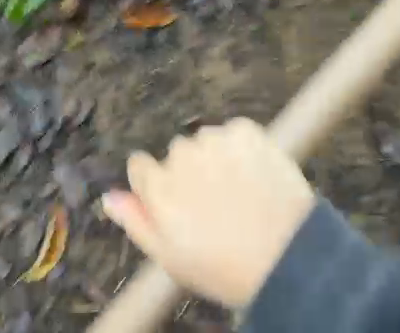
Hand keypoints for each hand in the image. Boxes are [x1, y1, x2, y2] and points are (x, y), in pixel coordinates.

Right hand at [101, 118, 315, 309]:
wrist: (291, 258)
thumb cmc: (225, 268)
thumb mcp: (171, 258)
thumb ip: (135, 223)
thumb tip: (109, 197)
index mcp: (158, 186)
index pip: (140, 166)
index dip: (159, 186)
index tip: (180, 205)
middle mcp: (180, 155)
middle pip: (176, 154)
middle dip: (191, 173)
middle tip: (217, 208)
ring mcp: (214, 140)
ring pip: (206, 142)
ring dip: (217, 160)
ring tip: (241, 197)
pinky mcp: (245, 131)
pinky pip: (236, 133)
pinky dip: (243, 150)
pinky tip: (256, 179)